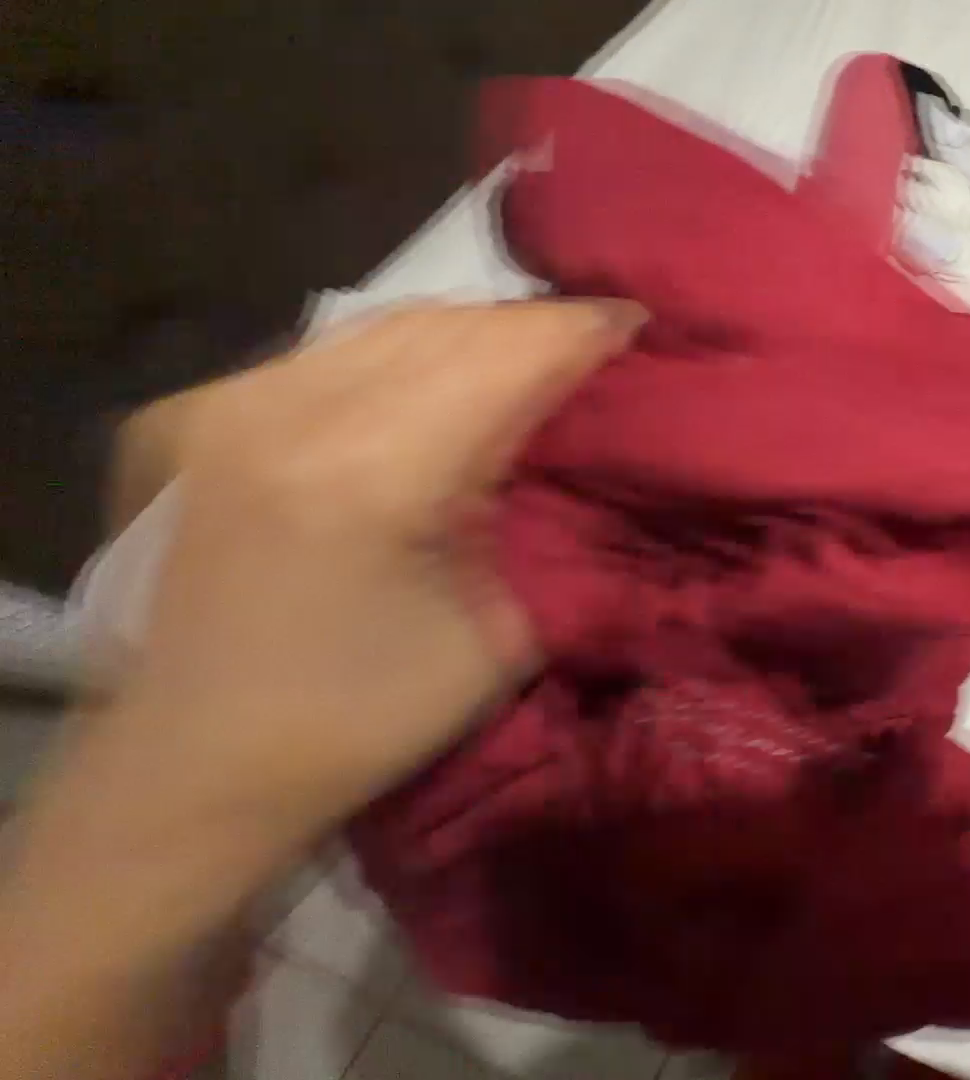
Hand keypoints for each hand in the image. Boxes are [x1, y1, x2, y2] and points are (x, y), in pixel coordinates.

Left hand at [108, 300, 643, 846]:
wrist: (195, 769)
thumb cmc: (371, 716)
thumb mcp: (509, 635)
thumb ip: (560, 533)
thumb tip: (613, 464)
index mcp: (369, 477)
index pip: (501, 358)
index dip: (579, 330)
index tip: (642, 320)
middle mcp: (283, 414)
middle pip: (447, 326)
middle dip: (539, 323)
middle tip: (606, 336)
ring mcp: (224, 405)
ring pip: (388, 323)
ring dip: (480, 329)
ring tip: (542, 348)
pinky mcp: (194, 414)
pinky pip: (335, 348)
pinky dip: (415, 348)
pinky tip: (453, 373)